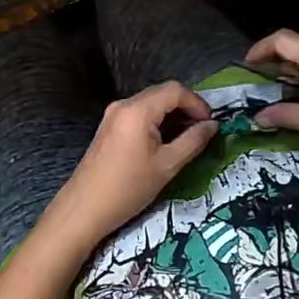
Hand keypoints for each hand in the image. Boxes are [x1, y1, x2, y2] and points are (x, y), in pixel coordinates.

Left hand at [40, 81, 218, 249]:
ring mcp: (113, 115)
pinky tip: (165, 142)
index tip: (211, 123)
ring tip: (187, 138)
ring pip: (150, 103)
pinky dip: (156, 121)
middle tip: (203, 130)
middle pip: (162, 93)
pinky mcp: (108, 127)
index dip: (198, 103)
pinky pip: (138, 114)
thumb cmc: (128, 187)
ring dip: (172, 115)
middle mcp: (123, 105)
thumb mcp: (167, 166)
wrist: (85, 208)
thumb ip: (193, 141)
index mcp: (138, 110)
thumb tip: (213, 126)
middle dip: (186, 107)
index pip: (175, 90)